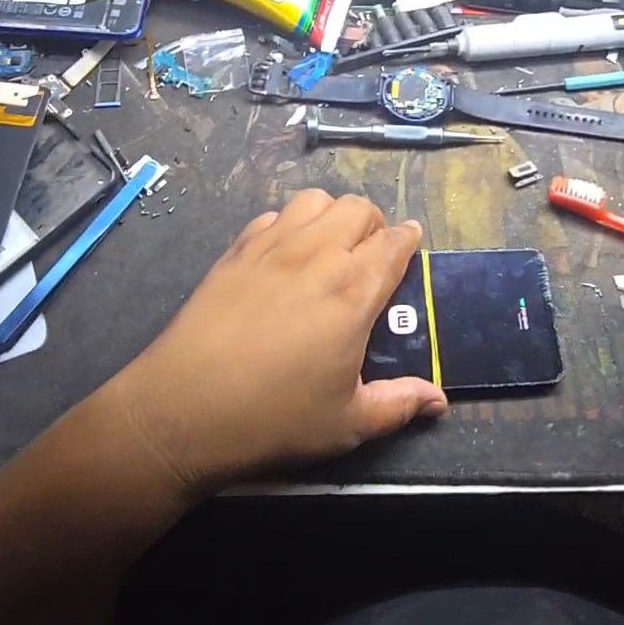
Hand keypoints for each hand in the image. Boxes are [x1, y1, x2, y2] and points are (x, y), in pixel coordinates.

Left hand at [100, 190, 446, 494]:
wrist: (184, 409)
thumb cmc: (273, 418)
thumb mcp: (346, 423)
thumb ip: (398, 404)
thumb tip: (439, 400)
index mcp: (353, 291)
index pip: (394, 242)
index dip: (408, 239)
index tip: (410, 246)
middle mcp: (317, 254)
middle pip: (359, 208)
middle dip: (374, 225)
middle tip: (370, 257)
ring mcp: (272, 246)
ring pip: (316, 200)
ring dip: (332, 215)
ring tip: (329, 247)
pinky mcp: (236, 249)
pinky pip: (273, 215)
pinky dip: (290, 224)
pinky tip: (284, 255)